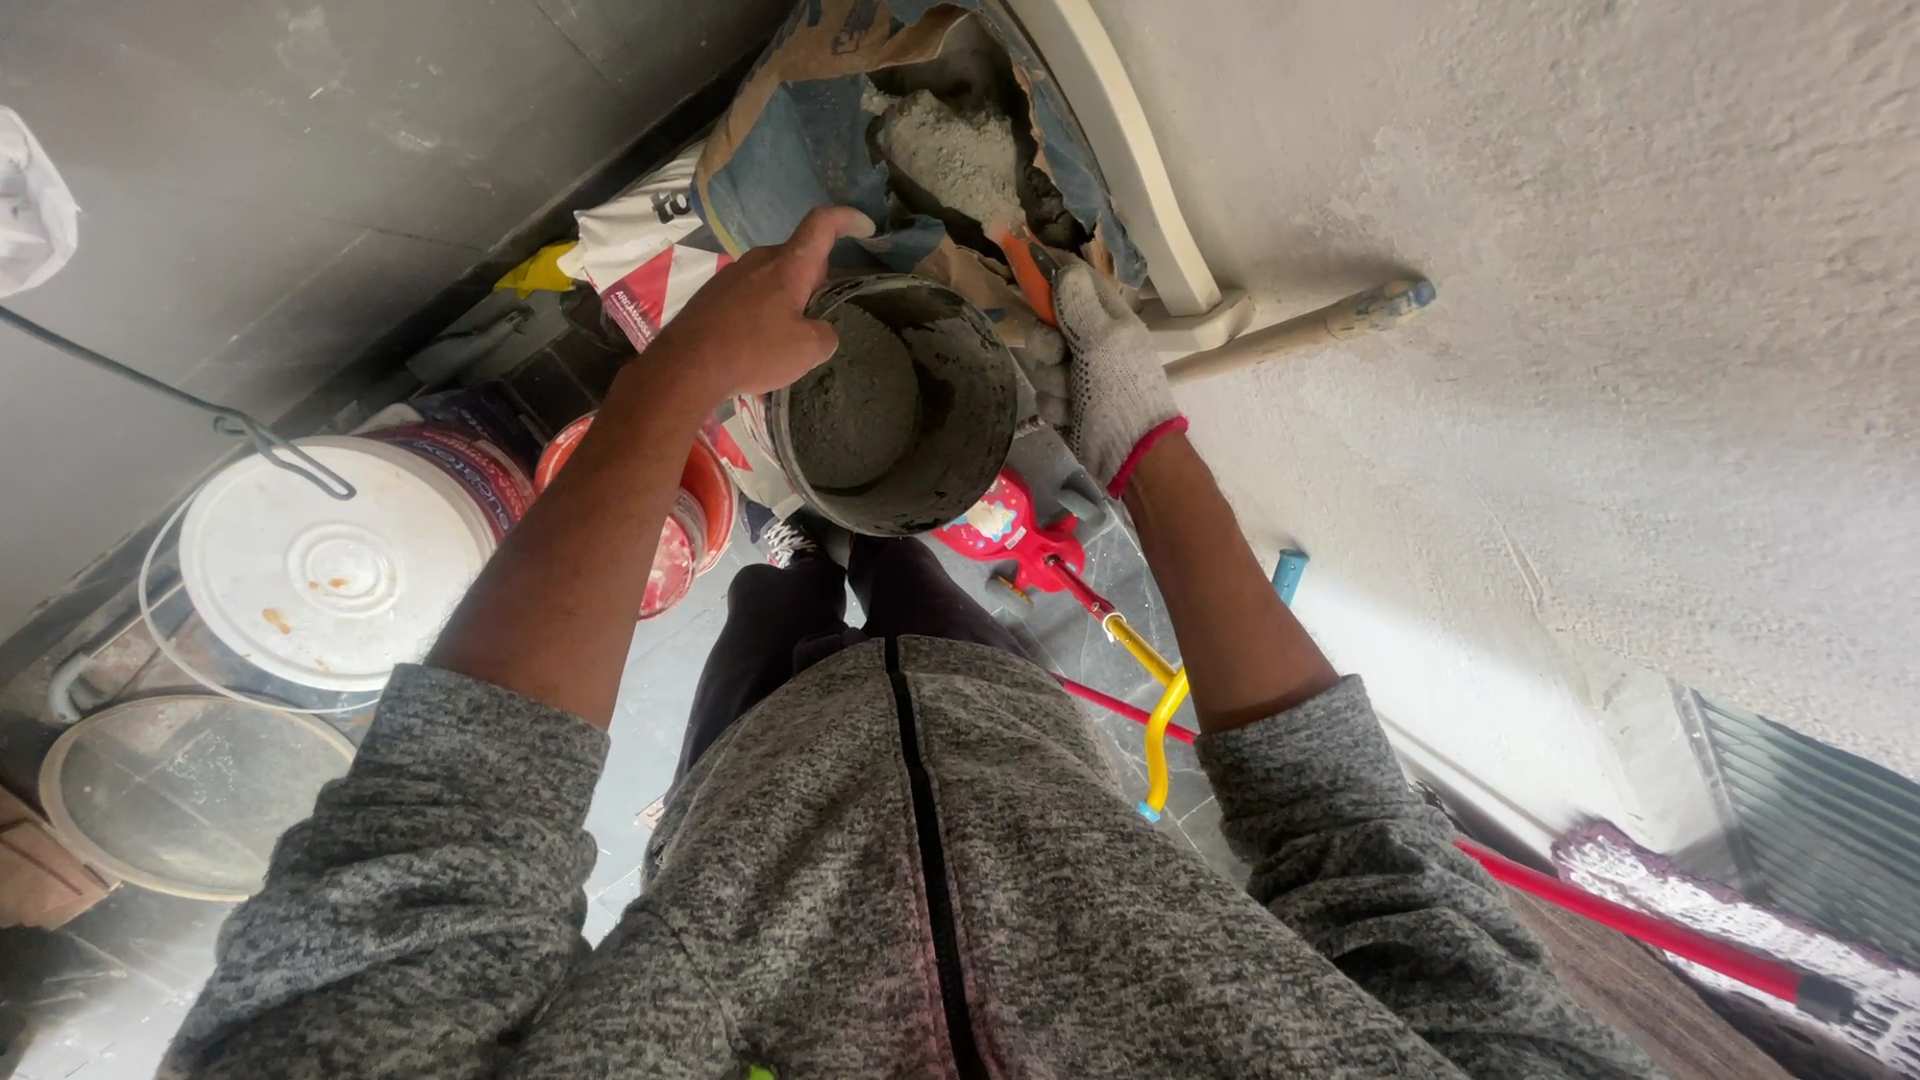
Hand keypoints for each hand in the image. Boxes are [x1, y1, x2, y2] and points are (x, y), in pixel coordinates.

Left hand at [646, 205, 875, 404]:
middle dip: (817, 279)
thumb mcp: (807, 351)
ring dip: (789, 298)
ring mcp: (733, 274)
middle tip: (824, 312)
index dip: (848, 219)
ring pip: (774, 277)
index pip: (822, 224)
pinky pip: (752, 293)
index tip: (866, 227)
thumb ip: (826, 335)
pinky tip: (761, 343)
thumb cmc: (753, 351)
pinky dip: (766, 310)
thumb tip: (821, 329)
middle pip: (799, 257)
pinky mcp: (714, 293)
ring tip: (790, 336)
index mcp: (788, 266)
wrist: (687, 365)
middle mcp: (760, 260)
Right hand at [1052, 257, 1184, 495]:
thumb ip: (1079, 307)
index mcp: (1106, 317)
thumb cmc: (1124, 393)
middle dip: (1046, 346)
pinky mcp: (1064, 402)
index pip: (1073, 280)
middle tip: (1061, 357)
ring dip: (1054, 383)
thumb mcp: (1104, 343)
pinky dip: (1056, 407)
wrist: (1130, 454)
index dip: (1048, 273)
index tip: (1024, 270)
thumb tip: (1063, 269)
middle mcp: (1089, 341)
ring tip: (1077, 397)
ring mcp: (1075, 373)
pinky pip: (1042, 395)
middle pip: (1043, 325)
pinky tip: (1074, 416)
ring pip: (1040, 364)